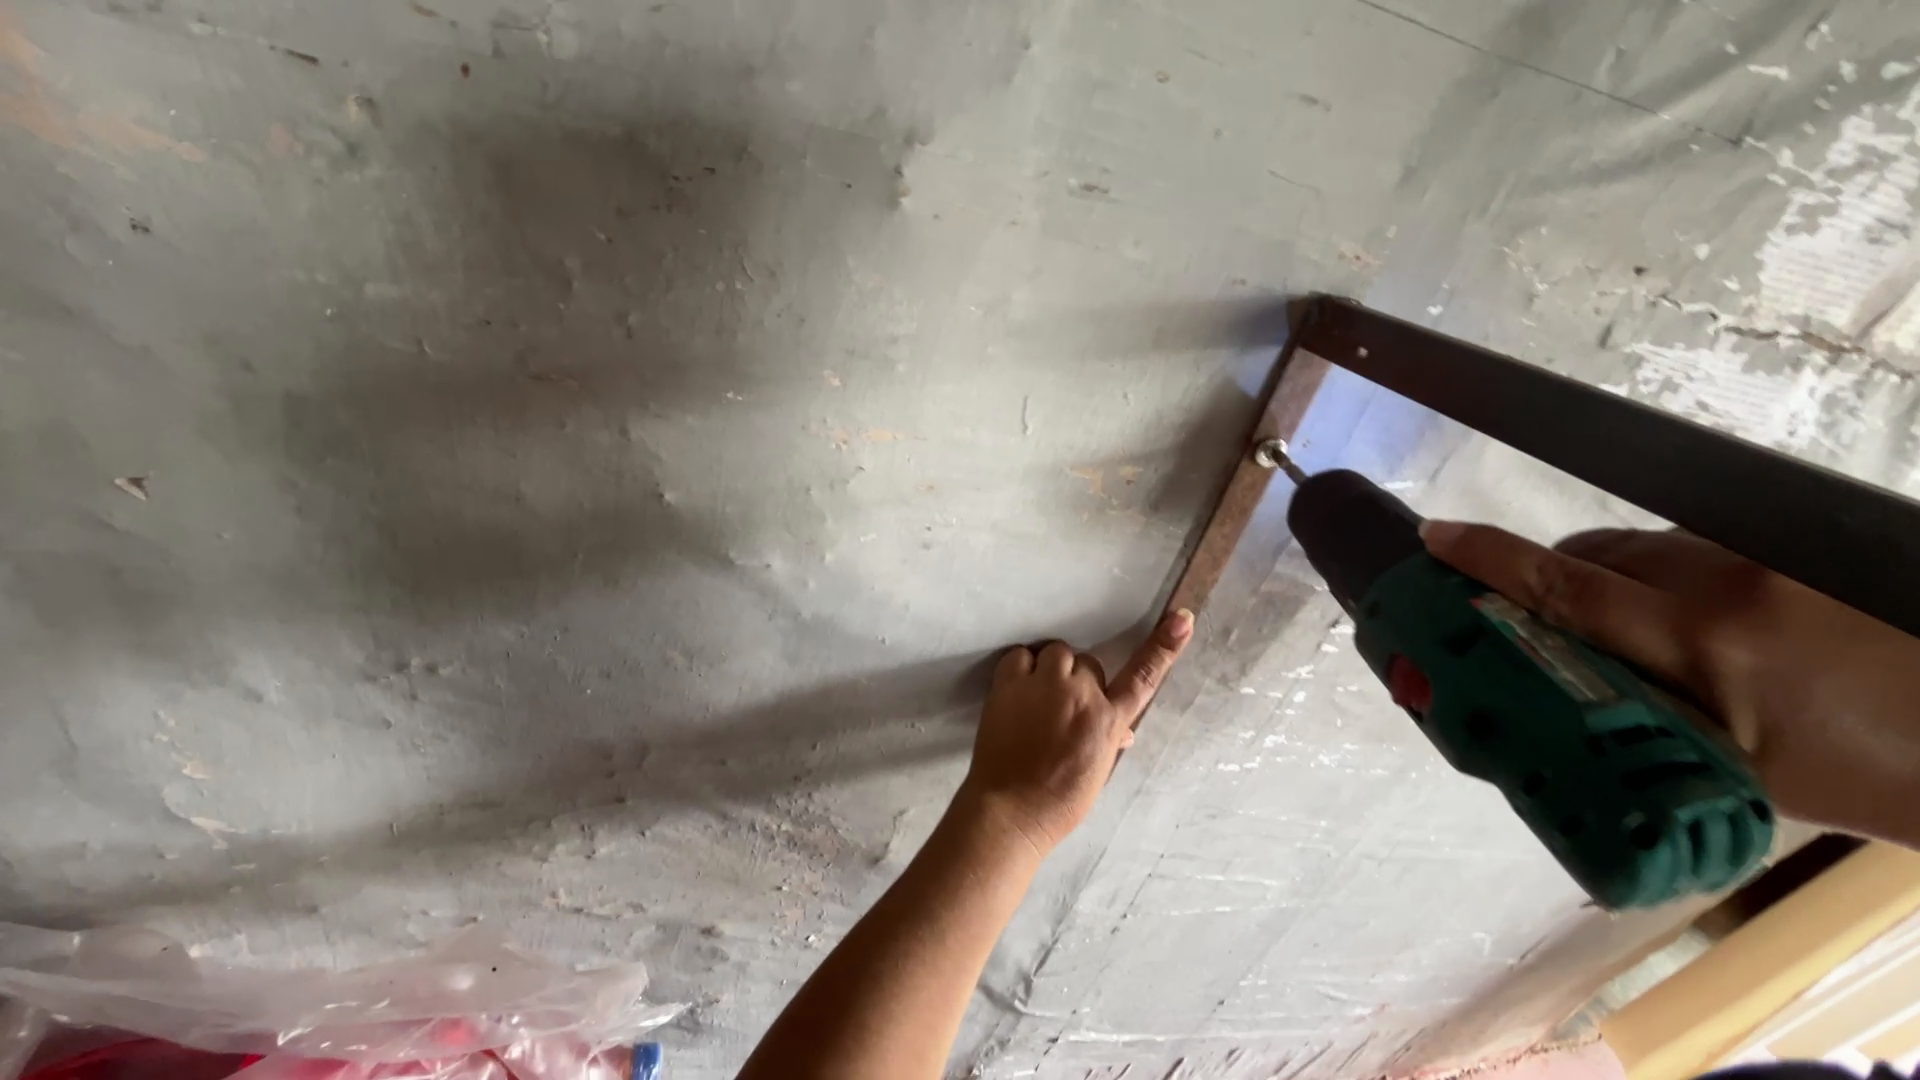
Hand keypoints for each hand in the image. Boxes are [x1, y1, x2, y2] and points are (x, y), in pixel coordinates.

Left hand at [957, 610, 1194, 855]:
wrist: (1012, 810)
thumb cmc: (1059, 800)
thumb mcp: (1098, 771)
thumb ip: (1109, 739)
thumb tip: (1122, 732)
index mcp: (1110, 721)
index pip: (1144, 677)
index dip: (1164, 646)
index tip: (1181, 619)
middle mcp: (1082, 696)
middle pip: (1087, 662)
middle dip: (1077, 679)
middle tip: (1059, 709)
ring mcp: (1046, 686)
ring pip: (1056, 654)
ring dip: (1048, 670)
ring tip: (1035, 700)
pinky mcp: (1011, 683)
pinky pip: (1020, 655)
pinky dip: (1018, 668)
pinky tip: (1014, 693)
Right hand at [1421, 521, 1919, 846]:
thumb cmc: (1864, 778)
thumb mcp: (1732, 770)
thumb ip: (1636, 721)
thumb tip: (1550, 699)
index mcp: (1702, 647)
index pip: (1565, 589)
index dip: (1489, 560)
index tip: (1435, 534)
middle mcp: (1725, 582)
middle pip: (1591, 554)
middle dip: (1545, 574)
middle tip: (1527, 615)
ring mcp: (1767, 557)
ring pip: (1641, 546)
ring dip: (1607, 575)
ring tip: (1621, 625)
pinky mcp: (1797, 549)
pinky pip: (1692, 548)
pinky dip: (1664, 574)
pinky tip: (1693, 617)